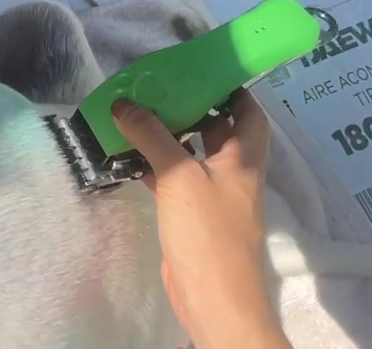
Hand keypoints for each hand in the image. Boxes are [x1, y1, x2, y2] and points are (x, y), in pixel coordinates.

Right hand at [114, 94, 290, 348]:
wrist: (215, 304)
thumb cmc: (208, 233)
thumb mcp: (178, 175)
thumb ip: (151, 135)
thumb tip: (122, 102)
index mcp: (242, 159)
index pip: (249, 112)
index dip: (231, 87)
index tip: (200, 67)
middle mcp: (232, 173)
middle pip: (217, 129)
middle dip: (191, 105)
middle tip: (157, 85)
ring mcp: (213, 197)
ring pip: (192, 153)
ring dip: (168, 133)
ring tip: (137, 112)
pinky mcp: (193, 216)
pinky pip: (174, 178)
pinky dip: (154, 163)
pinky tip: (128, 154)